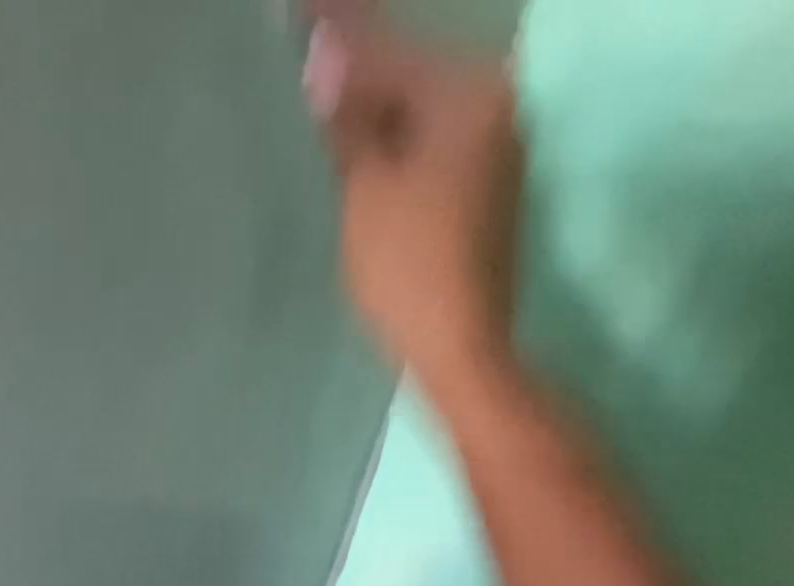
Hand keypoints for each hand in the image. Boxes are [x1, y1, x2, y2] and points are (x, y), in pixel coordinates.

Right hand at [305, 16, 522, 374]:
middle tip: (303, 46)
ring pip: (419, 108)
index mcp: (468, 99)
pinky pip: (429, 139)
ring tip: (319, 88)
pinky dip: (392, 135)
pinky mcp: (483, 185)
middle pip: (410, 72)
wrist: (459, 343)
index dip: (337, 30)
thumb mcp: (365, 188)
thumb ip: (347, 119)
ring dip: (372, 102)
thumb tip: (325, 57)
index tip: (299, 8)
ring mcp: (494, 149)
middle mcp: (495, 109)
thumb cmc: (407, 265)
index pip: (389, 50)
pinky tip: (356, 137)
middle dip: (357, 64)